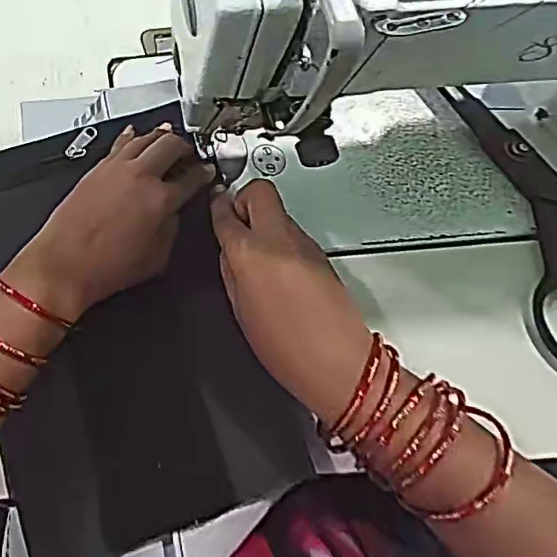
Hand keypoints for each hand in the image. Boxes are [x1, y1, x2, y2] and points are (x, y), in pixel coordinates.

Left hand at [4, 125, 214, 320]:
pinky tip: (134, 134)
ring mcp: (115, 169)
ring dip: (161, 136)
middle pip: (171, 145)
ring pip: (145, 137)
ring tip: (168, 137)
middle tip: (190, 152)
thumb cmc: (103, 267)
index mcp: (160, 200)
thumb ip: (171, 230)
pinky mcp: (96, 169)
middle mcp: (138, 177)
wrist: (63, 264)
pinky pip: (120, 143)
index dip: (203, 173)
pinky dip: (132, 137)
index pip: (192, 177)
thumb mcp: (156, 258)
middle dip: (186, 147)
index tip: (205, 172)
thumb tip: (172, 214)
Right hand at [211, 179, 372, 418]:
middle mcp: (280, 240)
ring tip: (259, 255)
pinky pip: (294, 233)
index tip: (216, 207)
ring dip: (264, 223)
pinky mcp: (322, 255)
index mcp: (250, 254)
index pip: (226, 212)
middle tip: (238, 220)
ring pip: (278, 211)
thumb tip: (227, 251)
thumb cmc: (290, 350)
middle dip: (244, 199)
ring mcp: (305, 245)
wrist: (341, 365)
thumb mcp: (239, 310)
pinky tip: (279, 269)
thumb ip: (229, 271)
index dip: (218, 207)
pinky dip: (282, 242)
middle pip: (259, 191)